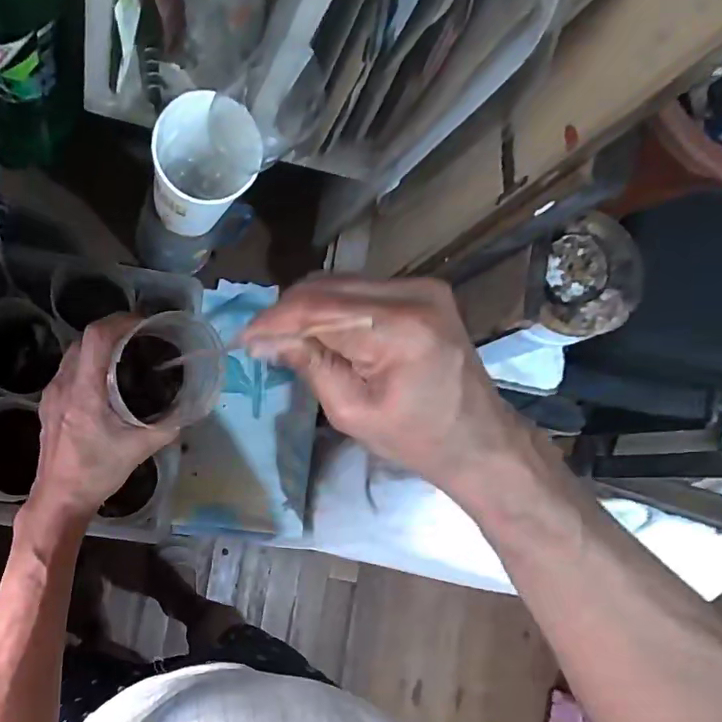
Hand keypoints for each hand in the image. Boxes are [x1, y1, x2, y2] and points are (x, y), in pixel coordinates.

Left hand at [28, 315, 178, 520]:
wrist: (59, 498)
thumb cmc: (97, 473)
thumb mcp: (138, 450)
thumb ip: (166, 426)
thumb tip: (188, 408)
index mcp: (84, 391)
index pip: (96, 337)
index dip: (120, 321)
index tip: (143, 324)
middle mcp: (63, 385)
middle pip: (84, 341)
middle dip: (111, 332)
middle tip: (138, 340)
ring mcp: (51, 395)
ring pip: (73, 355)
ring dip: (97, 349)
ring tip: (123, 358)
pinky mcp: (47, 406)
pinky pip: (67, 373)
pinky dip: (86, 367)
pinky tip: (103, 383)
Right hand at [240, 276, 533, 496]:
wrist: (478, 438)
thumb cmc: (415, 438)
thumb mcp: (351, 411)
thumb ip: (309, 365)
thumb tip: (262, 340)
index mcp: (400, 328)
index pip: (318, 309)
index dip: (273, 321)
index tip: (242, 339)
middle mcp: (413, 293)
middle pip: (326, 287)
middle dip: (285, 313)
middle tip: (259, 343)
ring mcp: (421, 286)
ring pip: (338, 283)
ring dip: (305, 309)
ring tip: (283, 340)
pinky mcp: (421, 290)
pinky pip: (358, 289)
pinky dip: (329, 308)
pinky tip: (316, 332)